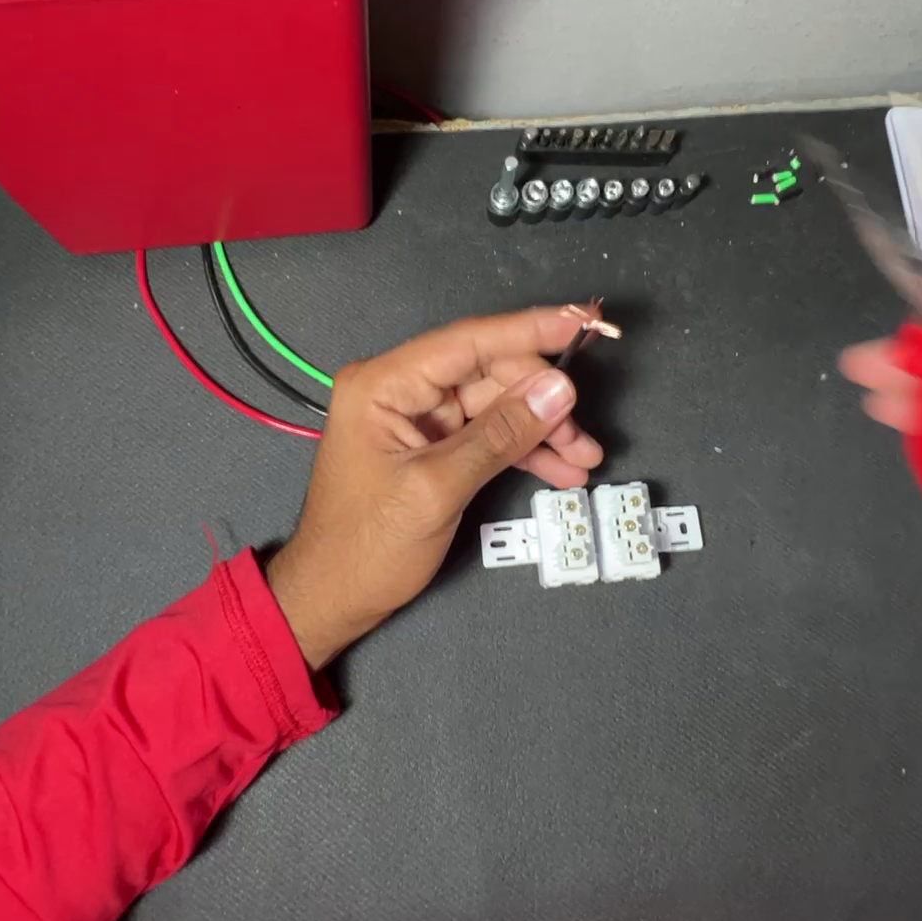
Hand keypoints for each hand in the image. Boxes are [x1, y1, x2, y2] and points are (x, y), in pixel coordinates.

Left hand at [267, 307, 603, 667]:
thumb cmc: (369, 547)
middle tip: (587, 437)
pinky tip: (560, 469)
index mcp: (385, 384)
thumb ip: (499, 435)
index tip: (588, 322)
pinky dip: (523, 450)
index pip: (470, 341)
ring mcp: (417, 417)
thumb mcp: (438, 489)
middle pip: (489, 374)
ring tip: (584, 460)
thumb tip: (560, 389)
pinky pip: (487, 434)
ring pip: (496, 405)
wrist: (332, 598)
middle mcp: (400, 389)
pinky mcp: (432, 445)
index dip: (533, 330)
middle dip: (543, 402)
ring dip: (542, 430)